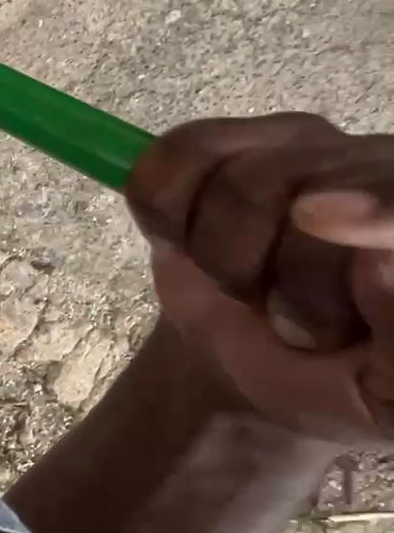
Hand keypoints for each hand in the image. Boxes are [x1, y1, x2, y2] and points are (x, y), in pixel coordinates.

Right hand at [125, 113, 393, 445]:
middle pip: (311, 191)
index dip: (373, 208)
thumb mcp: (385, 391)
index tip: (317, 221)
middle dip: (279, 269)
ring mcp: (298, 144)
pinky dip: (160, 210)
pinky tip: (184, 238)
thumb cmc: (335, 378)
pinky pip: (170, 158)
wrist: (245, 352)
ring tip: (240, 284)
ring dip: (216, 251)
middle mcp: (381, 168)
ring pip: (234, 179)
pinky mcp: (217, 141)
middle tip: (290, 323)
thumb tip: (380, 264)